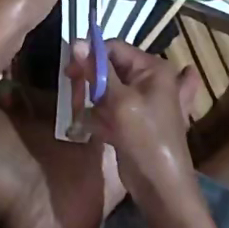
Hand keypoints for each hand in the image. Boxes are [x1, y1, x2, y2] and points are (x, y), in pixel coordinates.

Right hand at [68, 42, 202, 218]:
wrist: (160, 185)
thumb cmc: (145, 137)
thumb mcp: (120, 102)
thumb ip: (98, 73)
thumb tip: (77, 42)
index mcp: (154, 68)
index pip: (116, 49)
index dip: (91, 56)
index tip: (68, 70)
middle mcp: (150, 79)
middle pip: (111, 69)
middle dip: (91, 83)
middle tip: (76, 98)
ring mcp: (143, 101)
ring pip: (108, 91)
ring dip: (95, 104)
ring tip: (91, 118)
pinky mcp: (133, 121)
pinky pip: (110, 110)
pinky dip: (100, 118)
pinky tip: (96, 129)